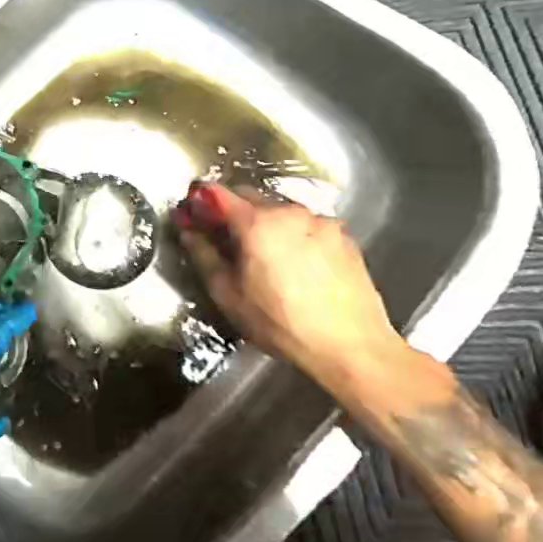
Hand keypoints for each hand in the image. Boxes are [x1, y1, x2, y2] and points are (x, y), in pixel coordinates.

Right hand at [172, 182, 403, 380]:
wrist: (353, 348)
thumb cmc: (281, 323)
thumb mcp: (228, 295)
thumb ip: (203, 256)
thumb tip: (189, 233)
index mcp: (256, 222)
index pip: (216, 193)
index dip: (200, 201)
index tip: (194, 216)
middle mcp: (289, 212)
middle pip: (250, 197)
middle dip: (233, 213)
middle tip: (228, 241)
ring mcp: (322, 222)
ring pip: (281, 211)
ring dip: (267, 224)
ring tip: (267, 258)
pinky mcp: (345, 237)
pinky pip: (309, 226)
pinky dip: (296, 236)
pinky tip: (299, 266)